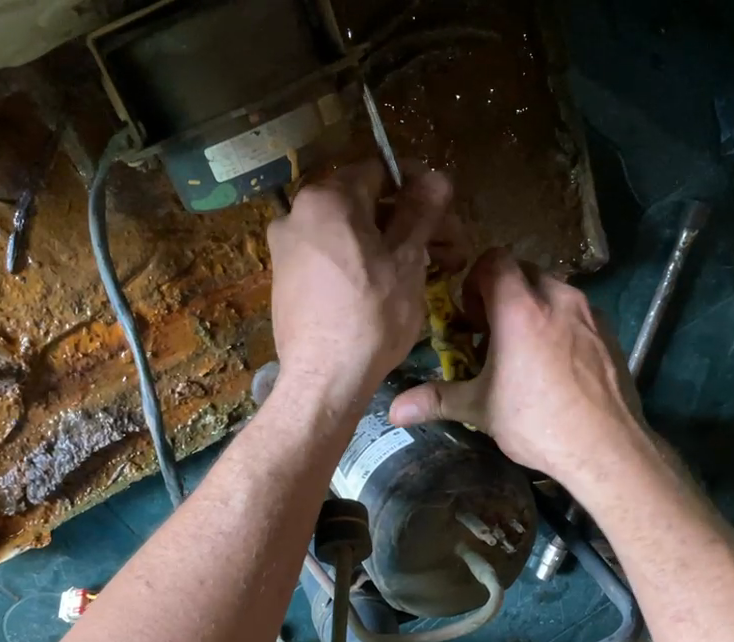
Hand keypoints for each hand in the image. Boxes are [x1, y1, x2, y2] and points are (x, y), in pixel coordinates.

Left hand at [266, 162, 454, 411]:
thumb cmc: (371, 317)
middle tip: (447, 248)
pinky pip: (331, 258)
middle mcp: (297, 213)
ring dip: (389, 245)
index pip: (381, 171)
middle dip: (409, 222)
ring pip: (349, 234)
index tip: (445, 212)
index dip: (419, 187)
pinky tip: (388, 287)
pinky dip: (360, 263)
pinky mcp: (286, 282)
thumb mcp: (406, 260)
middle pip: (365, 205)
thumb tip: (438, 177)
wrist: (324, 379)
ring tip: (427, 271)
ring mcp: (287, 249)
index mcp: (327, 197)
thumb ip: (421, 212)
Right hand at [387, 248, 648, 488]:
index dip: (476, 280)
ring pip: (554, 291)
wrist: (606, 446)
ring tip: (523, 350)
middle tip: (491, 334)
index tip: (471, 314)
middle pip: (524, 272)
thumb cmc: (537, 422)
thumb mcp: (481, 410)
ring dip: (533, 308)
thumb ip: (437, 399)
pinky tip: (556, 366)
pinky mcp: (609, 333)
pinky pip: (577, 313)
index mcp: (520, 308)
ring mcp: (589, 313)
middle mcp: (557, 297)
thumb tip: (394, 411)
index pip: (494, 259)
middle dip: (503, 294)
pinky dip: (560, 325)